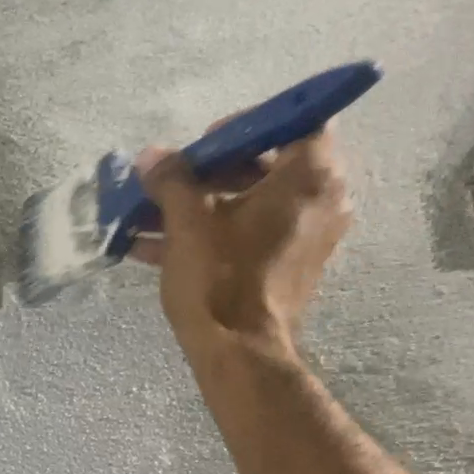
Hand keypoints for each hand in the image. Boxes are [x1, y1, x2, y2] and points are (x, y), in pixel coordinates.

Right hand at [130, 123, 352, 364]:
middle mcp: (323, 198)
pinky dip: (212, 233)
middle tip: (169, 183)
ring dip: (202, 206)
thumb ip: (171, 181)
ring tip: (150, 218)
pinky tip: (158, 247)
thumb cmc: (219, 279)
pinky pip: (251, 233)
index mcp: (310, 176)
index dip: (247, 126)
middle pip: (267, 165)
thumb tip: (152, 155)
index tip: (203, 146)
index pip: (294, 122)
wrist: (238, 351)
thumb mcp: (187, 224)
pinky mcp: (289, 264)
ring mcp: (308, 234)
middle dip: (211, 172)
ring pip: (252, 203)